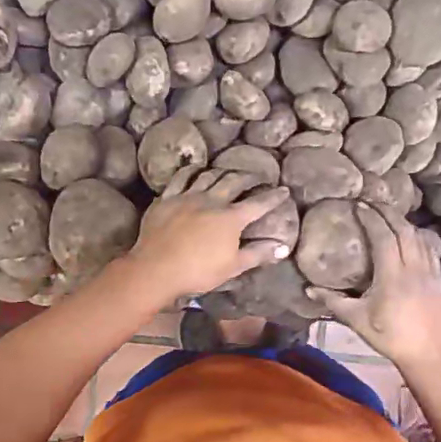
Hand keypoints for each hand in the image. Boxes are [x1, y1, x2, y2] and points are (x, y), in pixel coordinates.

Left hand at [124, 166, 291, 301]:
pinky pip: (181, 177)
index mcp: (231, 218)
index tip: (283, 190)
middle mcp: (212, 200)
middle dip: (248, 177)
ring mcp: (187, 196)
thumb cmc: (198, 272)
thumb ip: (258, 253)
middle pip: (234, 181)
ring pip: (209, 175)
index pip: (258, 203)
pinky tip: (195, 170)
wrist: (156, 269)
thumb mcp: (233, 266)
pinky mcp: (167, 198)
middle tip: (256, 177)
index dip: (273, 197)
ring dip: (222, 172)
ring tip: (228, 172)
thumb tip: (283, 246)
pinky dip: (191, 171)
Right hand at [307, 204, 440, 368]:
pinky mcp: (439, 279)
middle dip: (387, 211)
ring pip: (418, 236)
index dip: (371, 218)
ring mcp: (430, 272)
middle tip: (371, 202)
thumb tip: (308, 289)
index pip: (383, 236)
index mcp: (393, 275)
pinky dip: (417, 235)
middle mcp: (414, 267)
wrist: (431, 355)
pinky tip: (410, 235)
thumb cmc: (391, 338)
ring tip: (388, 214)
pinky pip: (429, 248)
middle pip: (403, 229)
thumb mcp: (357, 320)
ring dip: (402, 221)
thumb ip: (333, 301)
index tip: (358, 205)